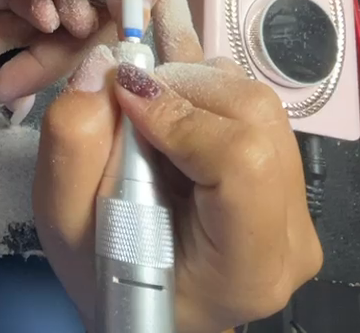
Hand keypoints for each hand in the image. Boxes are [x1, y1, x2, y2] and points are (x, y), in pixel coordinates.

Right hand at [34, 37, 321, 332]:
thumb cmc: (105, 270)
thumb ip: (74, 142)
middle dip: (177, 86)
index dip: (177, 113)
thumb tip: (105, 65)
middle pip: (251, 115)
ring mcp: (297, 200)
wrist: (144, 294)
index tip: (121, 94)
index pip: (242, 160)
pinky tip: (165, 93)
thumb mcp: (63, 217)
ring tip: (143, 101)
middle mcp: (290, 232)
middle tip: (124, 96)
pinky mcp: (286, 169)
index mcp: (245, 264)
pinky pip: (249, 101)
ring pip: (252, 98)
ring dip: (187, 81)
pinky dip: (200, 82)